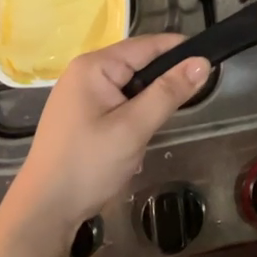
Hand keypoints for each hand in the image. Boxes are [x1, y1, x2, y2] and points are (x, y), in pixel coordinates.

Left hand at [1, 35, 211, 241]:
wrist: (45, 211)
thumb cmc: (87, 165)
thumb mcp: (133, 128)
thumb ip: (168, 92)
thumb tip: (203, 62)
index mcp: (94, 66)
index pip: (148, 45)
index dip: (180, 51)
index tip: (211, 63)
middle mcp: (86, 73)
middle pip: (140, 64)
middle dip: (163, 84)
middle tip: (187, 104)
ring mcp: (82, 95)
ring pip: (132, 88)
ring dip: (149, 105)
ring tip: (157, 128)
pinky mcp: (83, 116)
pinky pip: (120, 105)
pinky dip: (135, 118)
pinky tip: (137, 140)